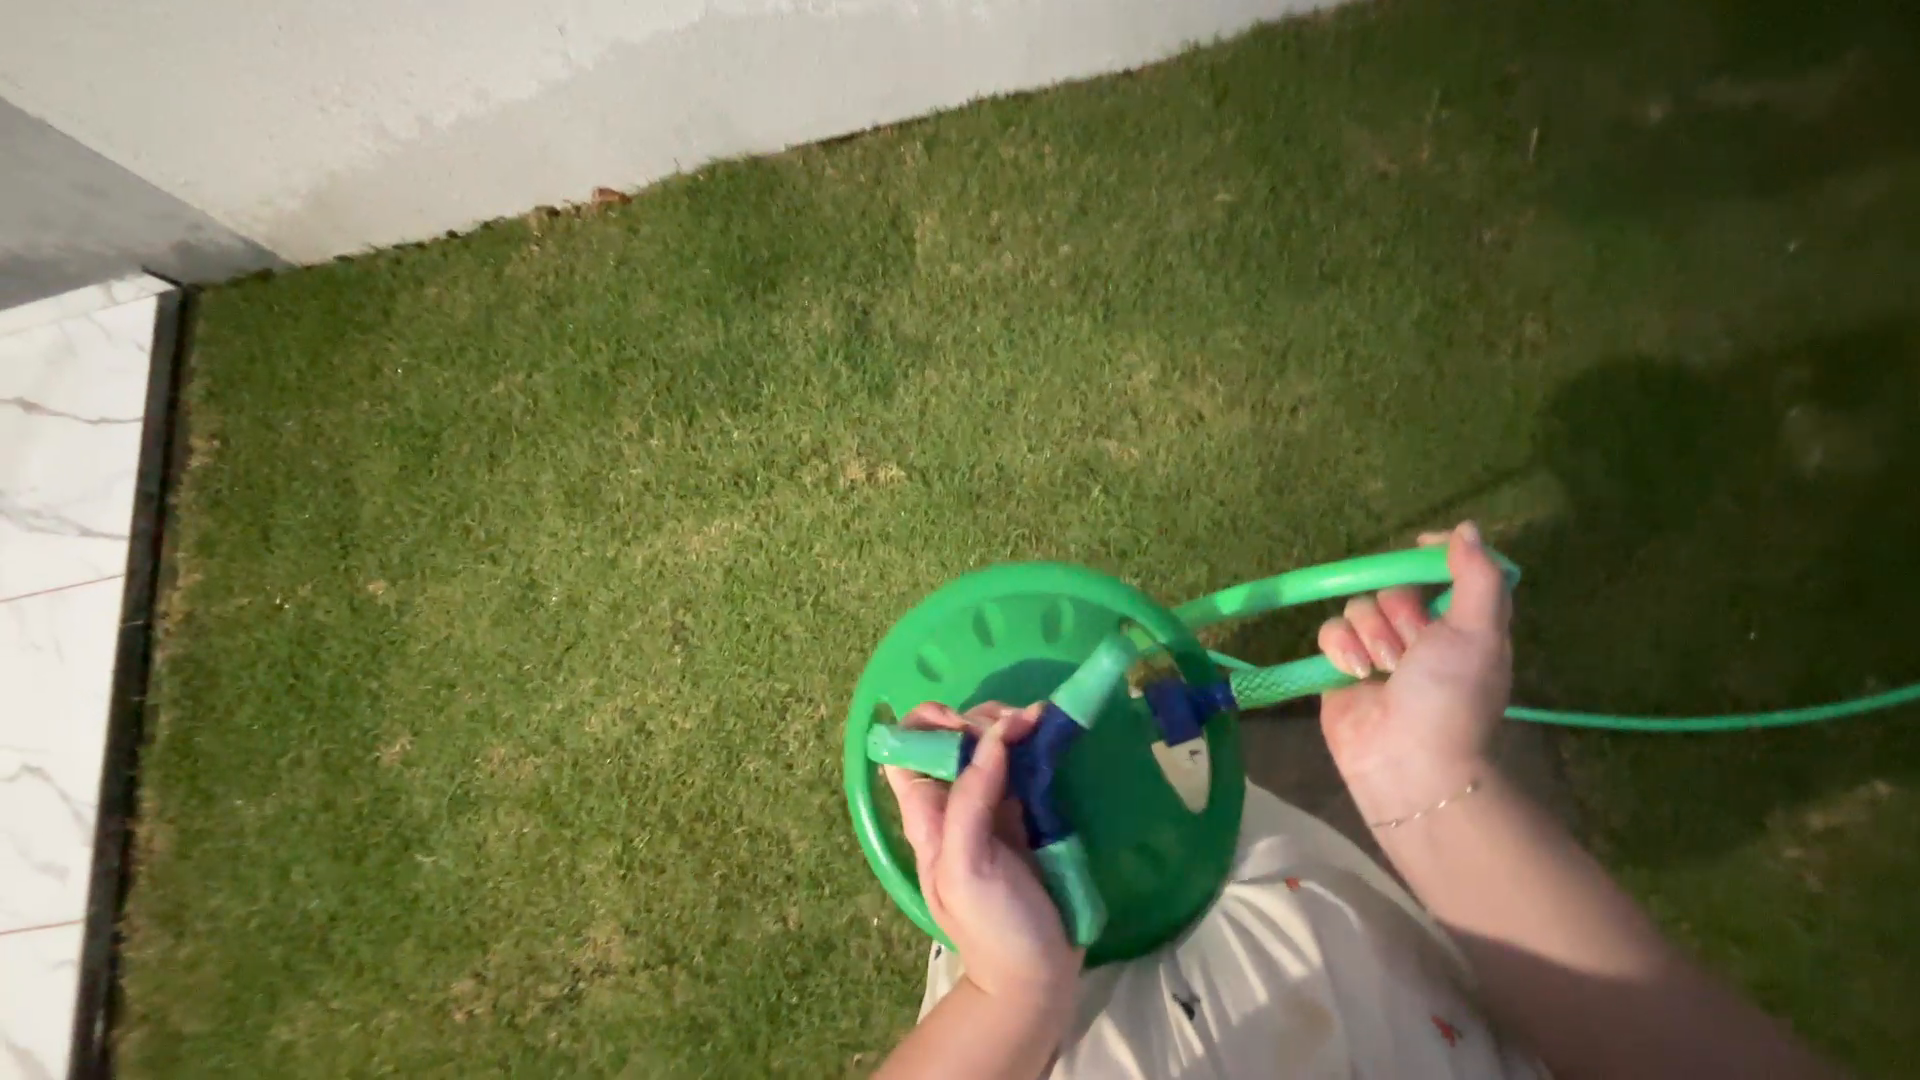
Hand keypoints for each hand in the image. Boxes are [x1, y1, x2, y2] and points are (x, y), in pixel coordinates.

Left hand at [883, 701, 1082, 1005]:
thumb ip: (970, 802)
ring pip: (989, 740)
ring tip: (1037, 722)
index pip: (905, 749)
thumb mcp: (965, 869)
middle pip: (953, 735)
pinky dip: (1033, 738)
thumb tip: (993, 738)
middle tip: (1016, 725)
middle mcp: (954, 799)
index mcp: (926, 813)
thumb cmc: (990, 928)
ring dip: (1009, 722)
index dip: (926, 725)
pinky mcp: (1026, 808)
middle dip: (979, 718)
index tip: (964, 728)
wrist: (1036, 975)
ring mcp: (992, 802)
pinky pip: (1023, 760)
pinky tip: (1049, 730)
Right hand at [1316, 522, 1512, 821]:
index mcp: (1460, 625)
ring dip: (1369, 635)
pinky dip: (1340, 648)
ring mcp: (1375, 650)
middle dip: (1397, 613)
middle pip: (1391, 588)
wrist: (1407, 760)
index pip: (1441, 571)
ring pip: (1357, 607)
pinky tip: (1354, 673)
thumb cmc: (1451, 696)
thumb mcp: (1479, 633)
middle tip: (1412, 648)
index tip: (1420, 547)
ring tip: (1382, 670)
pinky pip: (1329, 631)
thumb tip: (1464, 529)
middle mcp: (1417, 634)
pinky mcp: (1339, 665)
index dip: (1428, 559)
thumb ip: (1476, 577)